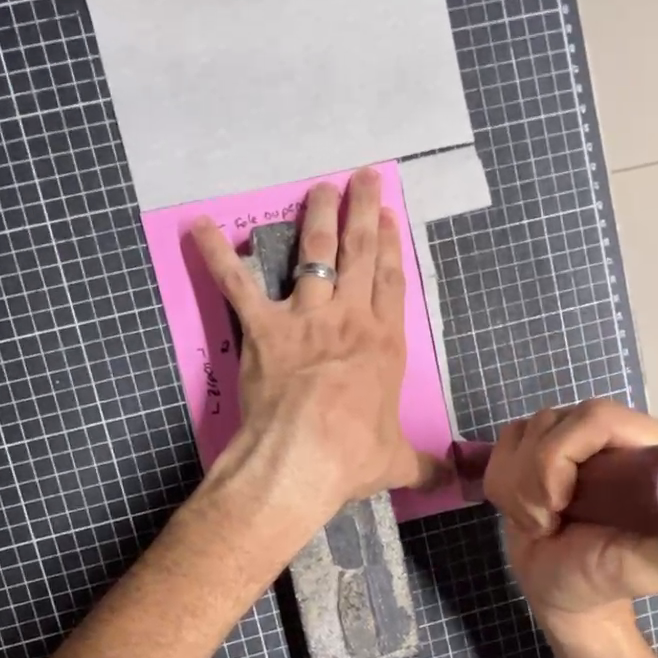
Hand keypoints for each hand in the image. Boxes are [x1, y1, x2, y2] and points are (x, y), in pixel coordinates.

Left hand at [190, 168, 439, 527]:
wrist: (302, 458)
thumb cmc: (352, 457)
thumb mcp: (398, 462)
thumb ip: (426, 465)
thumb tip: (457, 480)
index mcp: (384, 344)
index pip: (391, 283)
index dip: (391, 246)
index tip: (388, 216)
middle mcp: (348, 319)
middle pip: (359, 254)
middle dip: (362, 212)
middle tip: (363, 177)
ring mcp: (305, 318)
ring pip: (313, 254)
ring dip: (316, 217)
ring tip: (319, 187)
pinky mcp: (263, 328)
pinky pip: (237, 285)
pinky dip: (217, 255)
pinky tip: (200, 227)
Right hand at [484, 399, 657, 626]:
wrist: (563, 596)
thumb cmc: (609, 581)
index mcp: (652, 450)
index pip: (598, 416)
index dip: (563, 454)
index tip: (560, 504)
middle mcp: (612, 438)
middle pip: (554, 421)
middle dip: (536, 477)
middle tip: (547, 521)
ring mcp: (571, 443)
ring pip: (525, 432)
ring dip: (519, 488)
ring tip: (542, 523)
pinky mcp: (535, 453)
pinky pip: (505, 444)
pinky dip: (504, 484)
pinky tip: (526, 512)